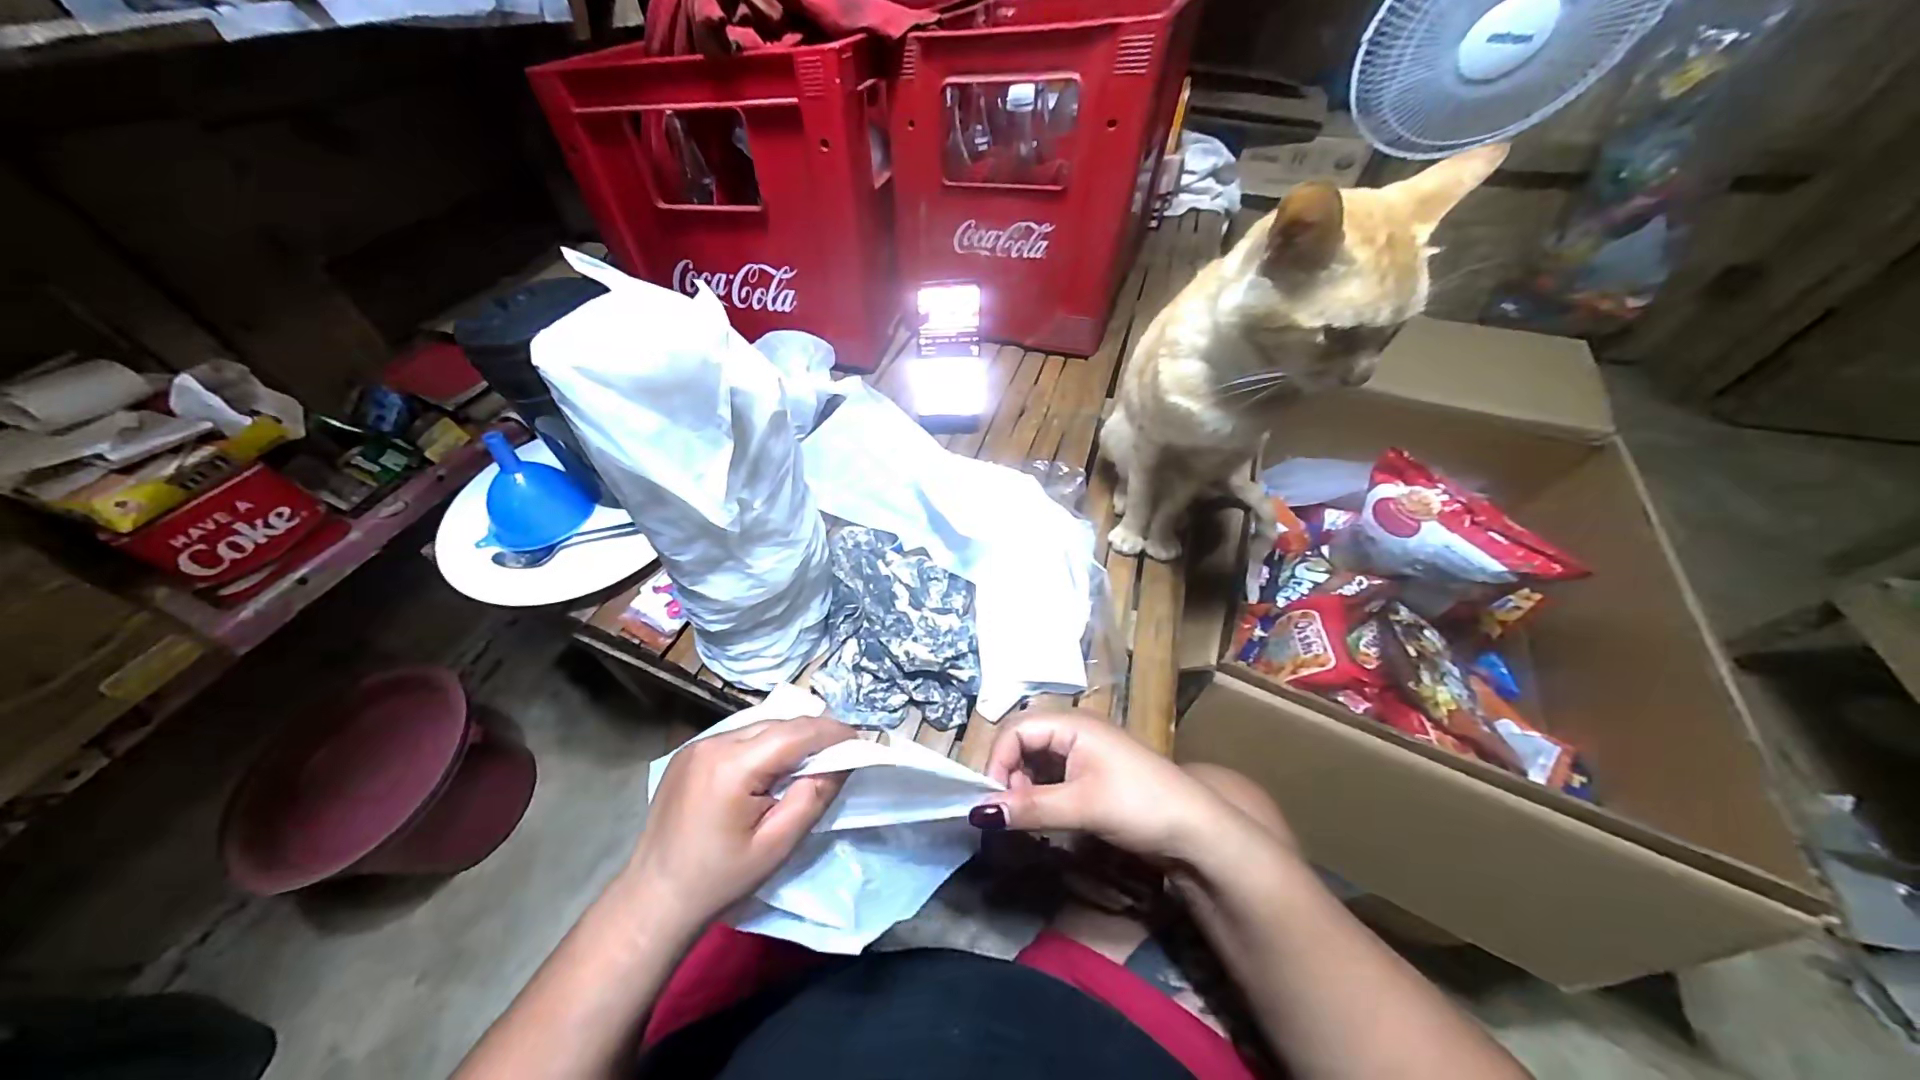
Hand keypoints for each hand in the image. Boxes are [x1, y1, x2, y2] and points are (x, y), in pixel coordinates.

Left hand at [625, 716, 854, 932]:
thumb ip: (813, 796)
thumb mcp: (777, 844)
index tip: (861, 740)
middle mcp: (712, 743)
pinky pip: (739, 736)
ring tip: (811, 760)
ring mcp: (696, 745)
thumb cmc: (720, 879)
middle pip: (778, 724)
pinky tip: (772, 768)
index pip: (796, 732)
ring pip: (760, 726)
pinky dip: (764, 744)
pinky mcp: (689, 753)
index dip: (833, 732)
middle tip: (842, 751)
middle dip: (814, 733)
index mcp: (732, 765)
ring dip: (789, 737)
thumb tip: (842, 760)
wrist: (654, 899)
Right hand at [970, 711, 1278, 863]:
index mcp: (1073, 724)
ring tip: (1028, 816)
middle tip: (1010, 811)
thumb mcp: (1081, 806)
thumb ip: (1029, 807)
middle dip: (1009, 773)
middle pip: (1023, 741)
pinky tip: (1043, 815)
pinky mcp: (1092, 772)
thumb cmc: (1140, 805)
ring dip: (1023, 786)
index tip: (992, 801)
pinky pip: (1052, 773)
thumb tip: (977, 813)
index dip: (998, 761)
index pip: (1016, 730)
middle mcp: (1076, 730)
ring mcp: (1085, 751)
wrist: (1199, 830)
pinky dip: (1040, 792)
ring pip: (1036, 759)